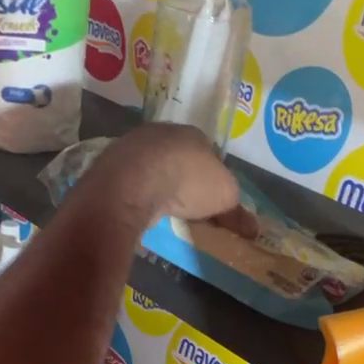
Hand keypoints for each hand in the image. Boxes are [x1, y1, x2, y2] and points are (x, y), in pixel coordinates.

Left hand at [84, 124, 254, 236]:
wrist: (136, 179)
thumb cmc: (189, 180)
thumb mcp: (225, 198)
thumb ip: (237, 212)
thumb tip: (254, 230)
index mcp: (193, 134)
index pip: (206, 152)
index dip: (210, 175)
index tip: (210, 197)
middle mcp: (162, 133)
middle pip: (176, 157)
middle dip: (181, 178)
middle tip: (186, 205)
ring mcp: (132, 146)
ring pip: (149, 166)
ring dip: (155, 184)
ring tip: (161, 210)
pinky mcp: (110, 164)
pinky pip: (129, 180)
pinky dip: (135, 193)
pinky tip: (139, 208)